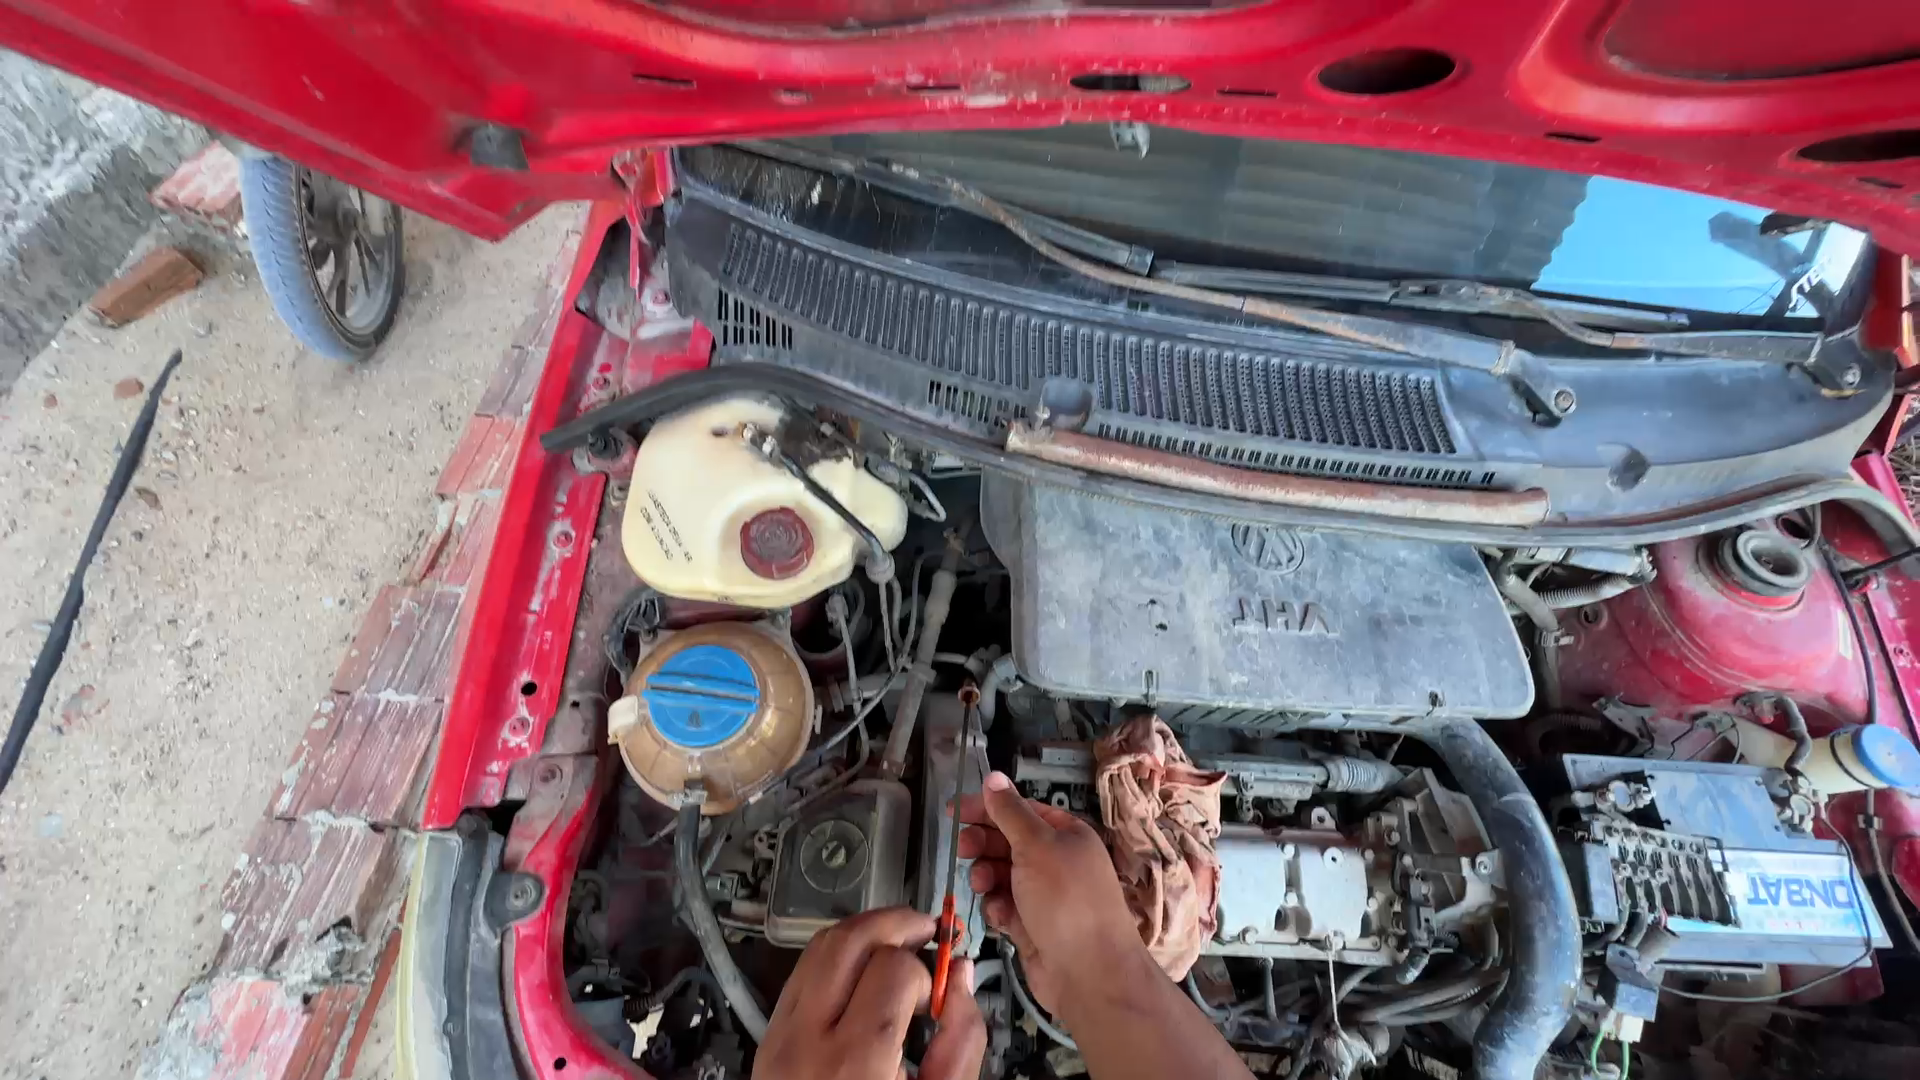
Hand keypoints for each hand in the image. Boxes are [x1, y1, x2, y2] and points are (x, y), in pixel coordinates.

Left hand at [754, 907, 984, 1079]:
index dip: (927, 970)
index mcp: (853, 1064)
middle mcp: (806, 1040)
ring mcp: (778, 1035)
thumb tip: (963, 974)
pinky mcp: (767, 1036)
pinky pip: (803, 969)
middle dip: (896, 923)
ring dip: (866, 930)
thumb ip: (959, 1043)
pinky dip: (838, 954)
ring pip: (821, 944)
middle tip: (929, 933)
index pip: (894, 970)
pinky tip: (864, 969)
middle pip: (849, 939)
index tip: (941, 991)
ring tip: (900, 943)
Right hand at [956, 770, 1152, 1014]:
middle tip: (964, 848)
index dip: (986, 808)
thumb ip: (1010, 811)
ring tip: (982, 885)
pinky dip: (998, 908)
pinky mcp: (1032, 925)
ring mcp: (1043, 894)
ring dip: (987, 876)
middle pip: (1007, 841)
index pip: (1019, 810)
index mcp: (1065, 833)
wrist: (1090, 974)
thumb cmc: (1066, 898)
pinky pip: (1004, 906)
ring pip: (1001, 874)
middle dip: (984, 844)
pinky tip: (1000, 916)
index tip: (954, 811)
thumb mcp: (1036, 844)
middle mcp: (1055, 860)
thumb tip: (993, 776)